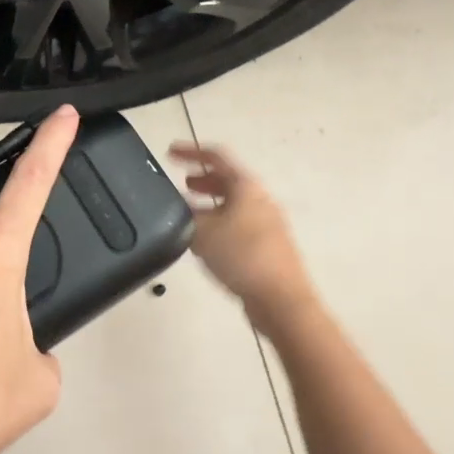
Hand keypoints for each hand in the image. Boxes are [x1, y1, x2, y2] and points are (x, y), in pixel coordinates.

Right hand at [169, 144, 316, 333]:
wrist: (283, 301)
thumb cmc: (242, 257)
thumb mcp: (203, 232)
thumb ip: (187, 215)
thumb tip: (181, 208)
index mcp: (246, 187)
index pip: (216, 157)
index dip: (190, 152)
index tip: (170, 153)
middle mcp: (260, 199)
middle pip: (228, 180)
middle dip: (203, 180)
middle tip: (182, 184)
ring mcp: (268, 224)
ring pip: (234, 204)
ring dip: (210, 204)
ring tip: (190, 214)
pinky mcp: (269, 247)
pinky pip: (240, 225)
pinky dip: (221, 223)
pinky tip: (207, 243)